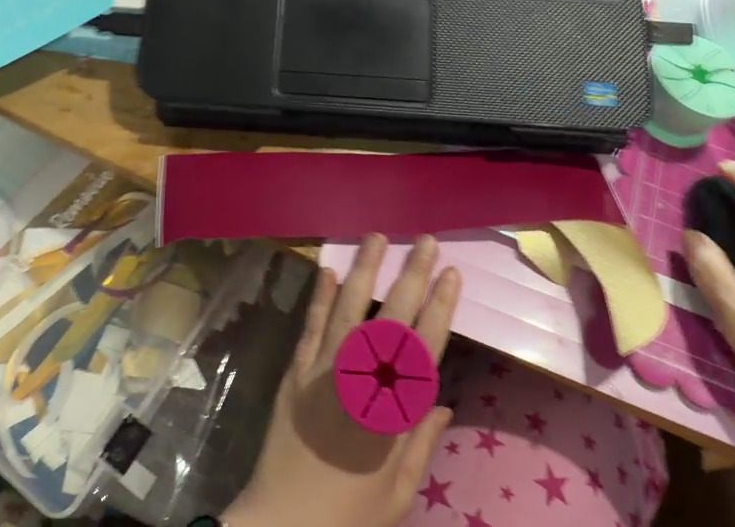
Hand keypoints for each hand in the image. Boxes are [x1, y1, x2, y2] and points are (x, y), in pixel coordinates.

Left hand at [226, 235, 461, 526]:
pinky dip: (320, 299)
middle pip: (392, 319)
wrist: (283, 525)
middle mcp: (362, 383)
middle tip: (425, 241)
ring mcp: (324, 373)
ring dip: (364, 272)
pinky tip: (329, 272)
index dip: (439, 308)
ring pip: (349, 311)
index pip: (424, 349)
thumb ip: (421, 444)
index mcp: (393, 413)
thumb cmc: (348, 515)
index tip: (451, 274)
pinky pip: (310, 329)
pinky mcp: (295, 375)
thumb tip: (444, 405)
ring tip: (377, 237)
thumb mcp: (398, 492)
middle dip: (411, 277)